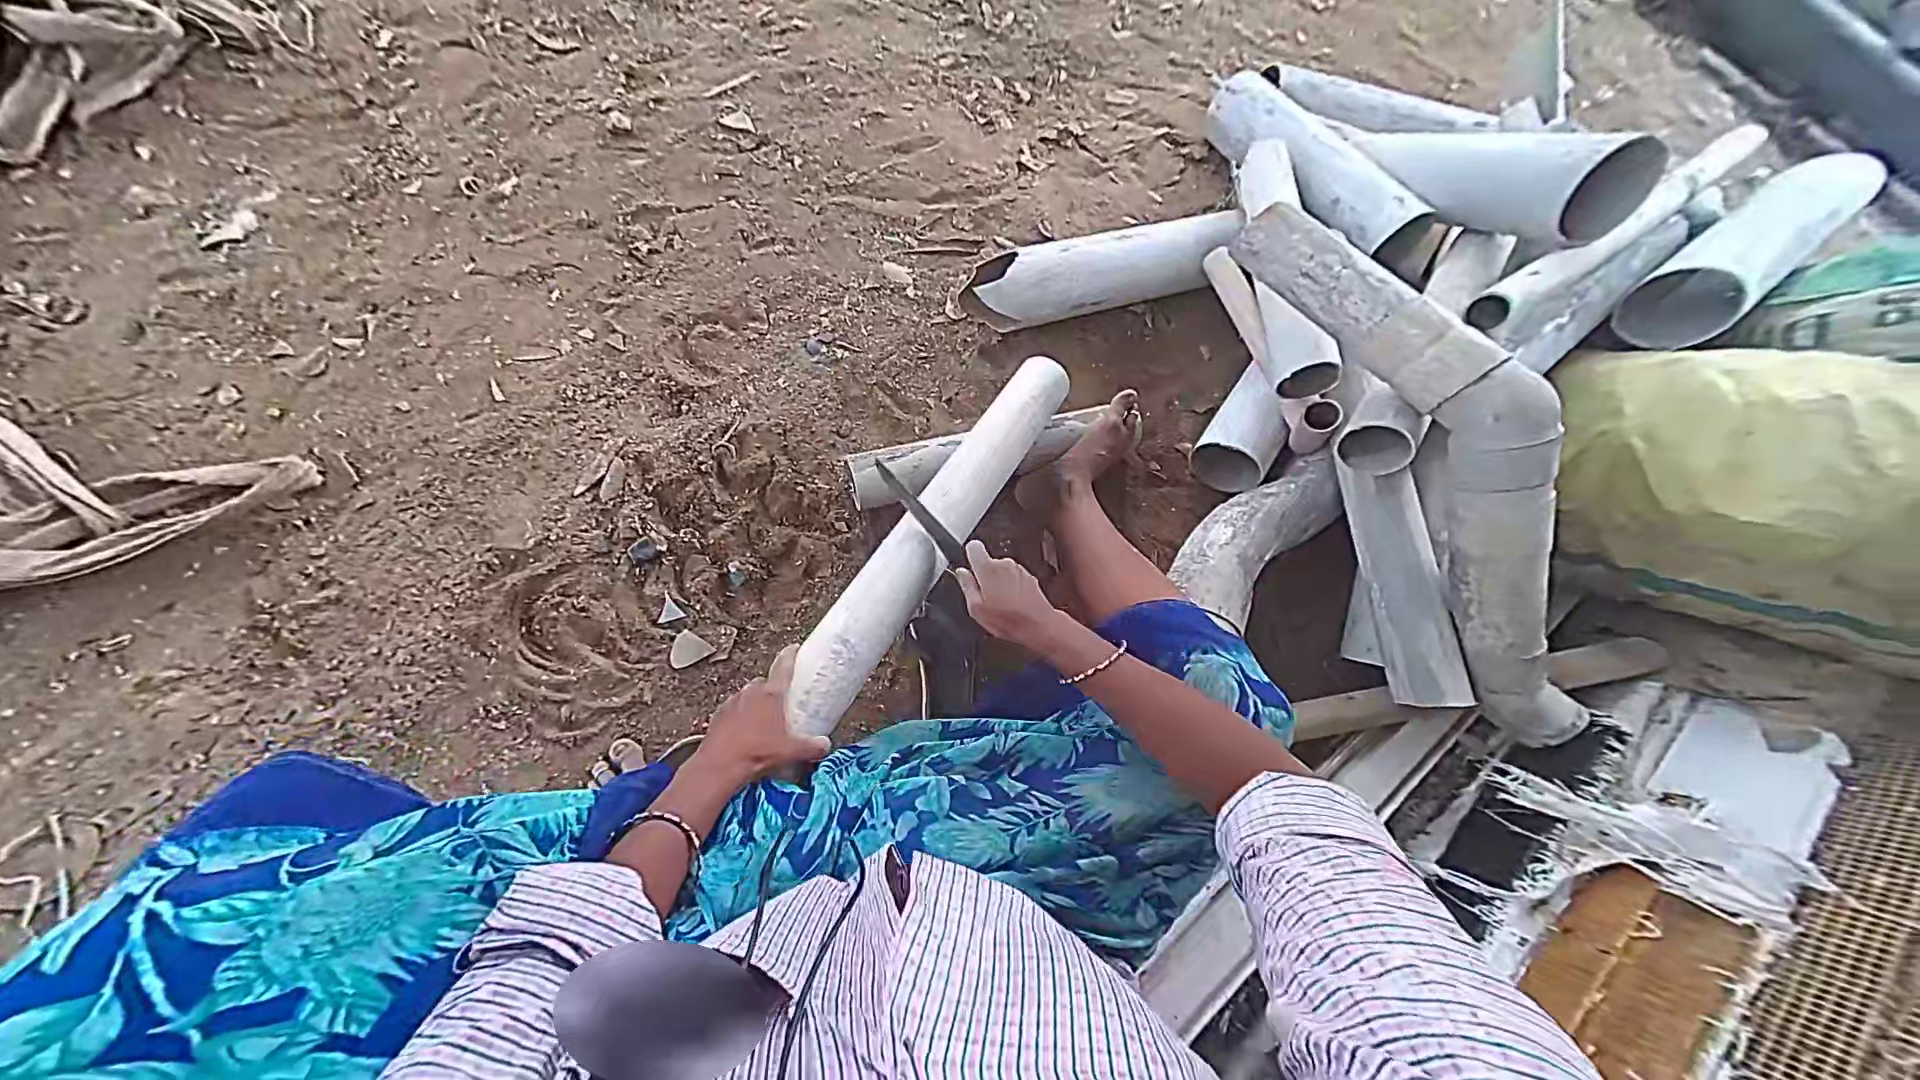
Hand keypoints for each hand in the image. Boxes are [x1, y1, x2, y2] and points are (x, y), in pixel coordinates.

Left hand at [687, 645, 831, 785]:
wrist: (719, 767)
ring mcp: (732, 702)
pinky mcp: (718, 716)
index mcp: (771, 694)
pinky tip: (744, 732)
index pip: (783, 665)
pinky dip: (739, 716)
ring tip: (762, 721)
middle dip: (772, 689)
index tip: (795, 649)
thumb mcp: (792, 751)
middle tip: (781, 703)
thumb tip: (825, 745)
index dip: (791, 655)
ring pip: (747, 696)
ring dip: (754, 703)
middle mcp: (751, 692)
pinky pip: (733, 710)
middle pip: (764, 682)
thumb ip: (812, 747)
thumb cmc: (757, 753)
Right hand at [952, 540, 1068, 650]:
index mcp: (988, 569)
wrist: (1038, 626)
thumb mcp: (976, 609)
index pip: (973, 547)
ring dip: (999, 583)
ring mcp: (1019, 569)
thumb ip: (967, 586)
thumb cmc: (1009, 620)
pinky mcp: (1029, 576)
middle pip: (988, 562)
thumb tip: (961, 574)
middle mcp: (1005, 564)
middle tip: (986, 597)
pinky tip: (1012, 604)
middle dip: (985, 576)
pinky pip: (1013, 578)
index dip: (970, 556)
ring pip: (1001, 571)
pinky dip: (1011, 587)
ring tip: (1001, 604)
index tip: (970, 569)